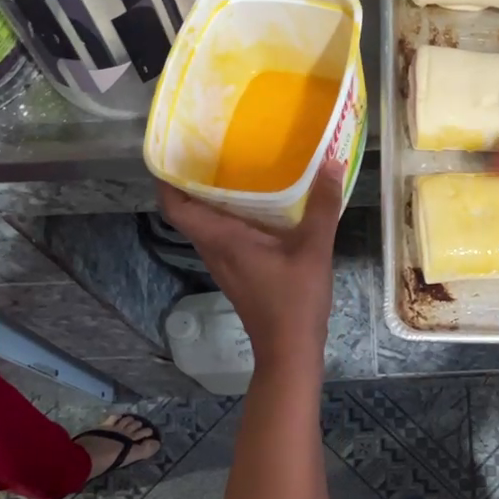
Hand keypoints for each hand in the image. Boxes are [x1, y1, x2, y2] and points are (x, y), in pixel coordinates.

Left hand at [158, 161, 345, 369]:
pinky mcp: (237, 274)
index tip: (175, 150)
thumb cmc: (294, 301)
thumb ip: (323, 206)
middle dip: (193, 180)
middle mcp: (214, 250)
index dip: (166, 177)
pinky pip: (223, 238)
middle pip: (188, 211)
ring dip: (213, 200)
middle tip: (212, 149)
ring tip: (235, 170)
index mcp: (222, 239)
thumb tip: (332, 162)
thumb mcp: (314, 249)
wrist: (289, 349)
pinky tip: (258, 208)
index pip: (175, 206)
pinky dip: (230, 218)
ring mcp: (223, 265)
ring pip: (206, 225)